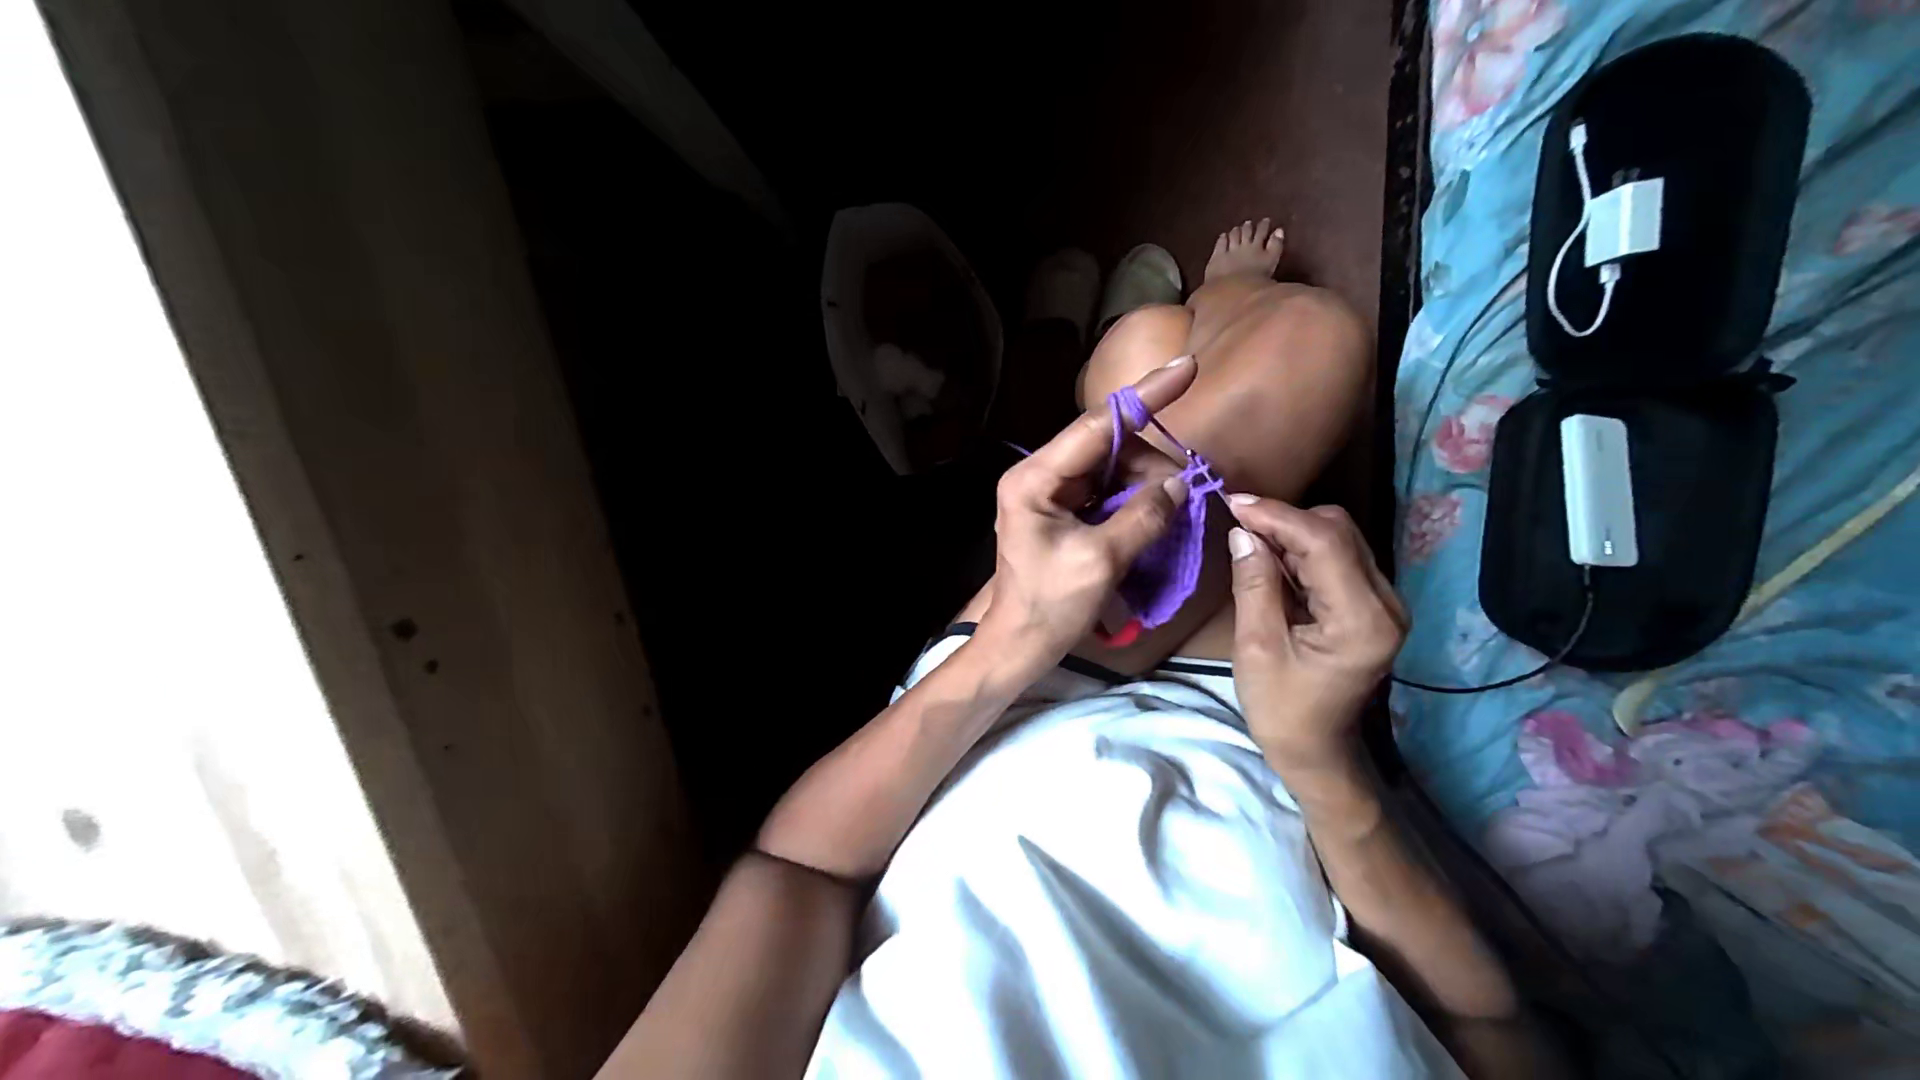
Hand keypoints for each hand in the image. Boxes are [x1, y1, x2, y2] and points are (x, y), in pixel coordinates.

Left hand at [977, 356, 1198, 682]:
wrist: (1019, 643)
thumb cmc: (1050, 606)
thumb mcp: (1100, 561)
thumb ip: (1142, 517)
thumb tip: (1177, 484)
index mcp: (1034, 479)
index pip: (1095, 426)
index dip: (1144, 397)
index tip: (1186, 367)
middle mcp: (1039, 475)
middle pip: (1106, 444)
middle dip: (1150, 460)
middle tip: (1183, 491)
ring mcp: (1050, 492)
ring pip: (1111, 466)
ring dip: (1145, 481)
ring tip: (1169, 510)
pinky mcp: (1063, 510)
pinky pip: (1106, 488)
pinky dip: (1134, 496)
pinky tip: (1154, 511)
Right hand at [1224, 497, 1408, 768]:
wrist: (1316, 748)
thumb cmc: (1281, 707)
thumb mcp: (1257, 647)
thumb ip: (1254, 585)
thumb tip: (1242, 532)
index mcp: (1362, 620)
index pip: (1325, 543)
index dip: (1278, 516)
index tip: (1234, 503)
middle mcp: (1386, 603)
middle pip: (1339, 531)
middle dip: (1285, 520)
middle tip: (1238, 524)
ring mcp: (1384, 602)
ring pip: (1339, 538)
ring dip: (1291, 532)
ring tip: (1249, 541)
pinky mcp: (1372, 603)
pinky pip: (1337, 557)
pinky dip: (1301, 549)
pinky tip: (1271, 559)